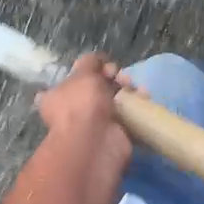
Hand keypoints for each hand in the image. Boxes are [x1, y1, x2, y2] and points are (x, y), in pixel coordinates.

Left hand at [35, 53, 131, 175]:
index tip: (102, 65)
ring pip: (116, 101)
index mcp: (59, 96)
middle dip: (113, 78)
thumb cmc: (82, 103)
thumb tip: (97, 61)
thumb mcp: (83, 73)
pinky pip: (129, 116)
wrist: (95, 143)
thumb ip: (90, 62)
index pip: (74, 79)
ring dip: (127, 90)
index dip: (90, 69)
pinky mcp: (116, 135)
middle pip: (98, 88)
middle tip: (121, 77)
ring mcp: (97, 125)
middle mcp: (76, 110)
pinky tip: (144, 96)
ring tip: (133, 86)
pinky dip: (138, 105)